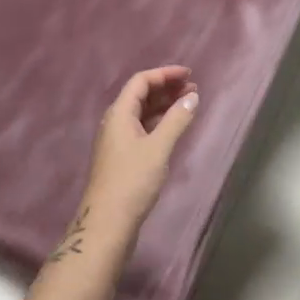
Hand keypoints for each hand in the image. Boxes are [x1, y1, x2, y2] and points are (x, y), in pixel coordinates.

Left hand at [81, 66, 198, 229]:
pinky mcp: (121, 158)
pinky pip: (141, 129)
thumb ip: (176, 120)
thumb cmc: (132, 181)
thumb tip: (193, 96)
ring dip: (164, 106)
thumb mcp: (158, 148)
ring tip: (188, 105)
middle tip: (193, 89)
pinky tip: (173, 129)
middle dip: (166, 89)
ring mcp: (117, 141)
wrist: (106, 224)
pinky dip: (158, 123)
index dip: (165, 74)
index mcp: (119, 112)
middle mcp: (115, 121)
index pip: (141, 81)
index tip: (189, 75)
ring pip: (142, 113)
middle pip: (141, 95)